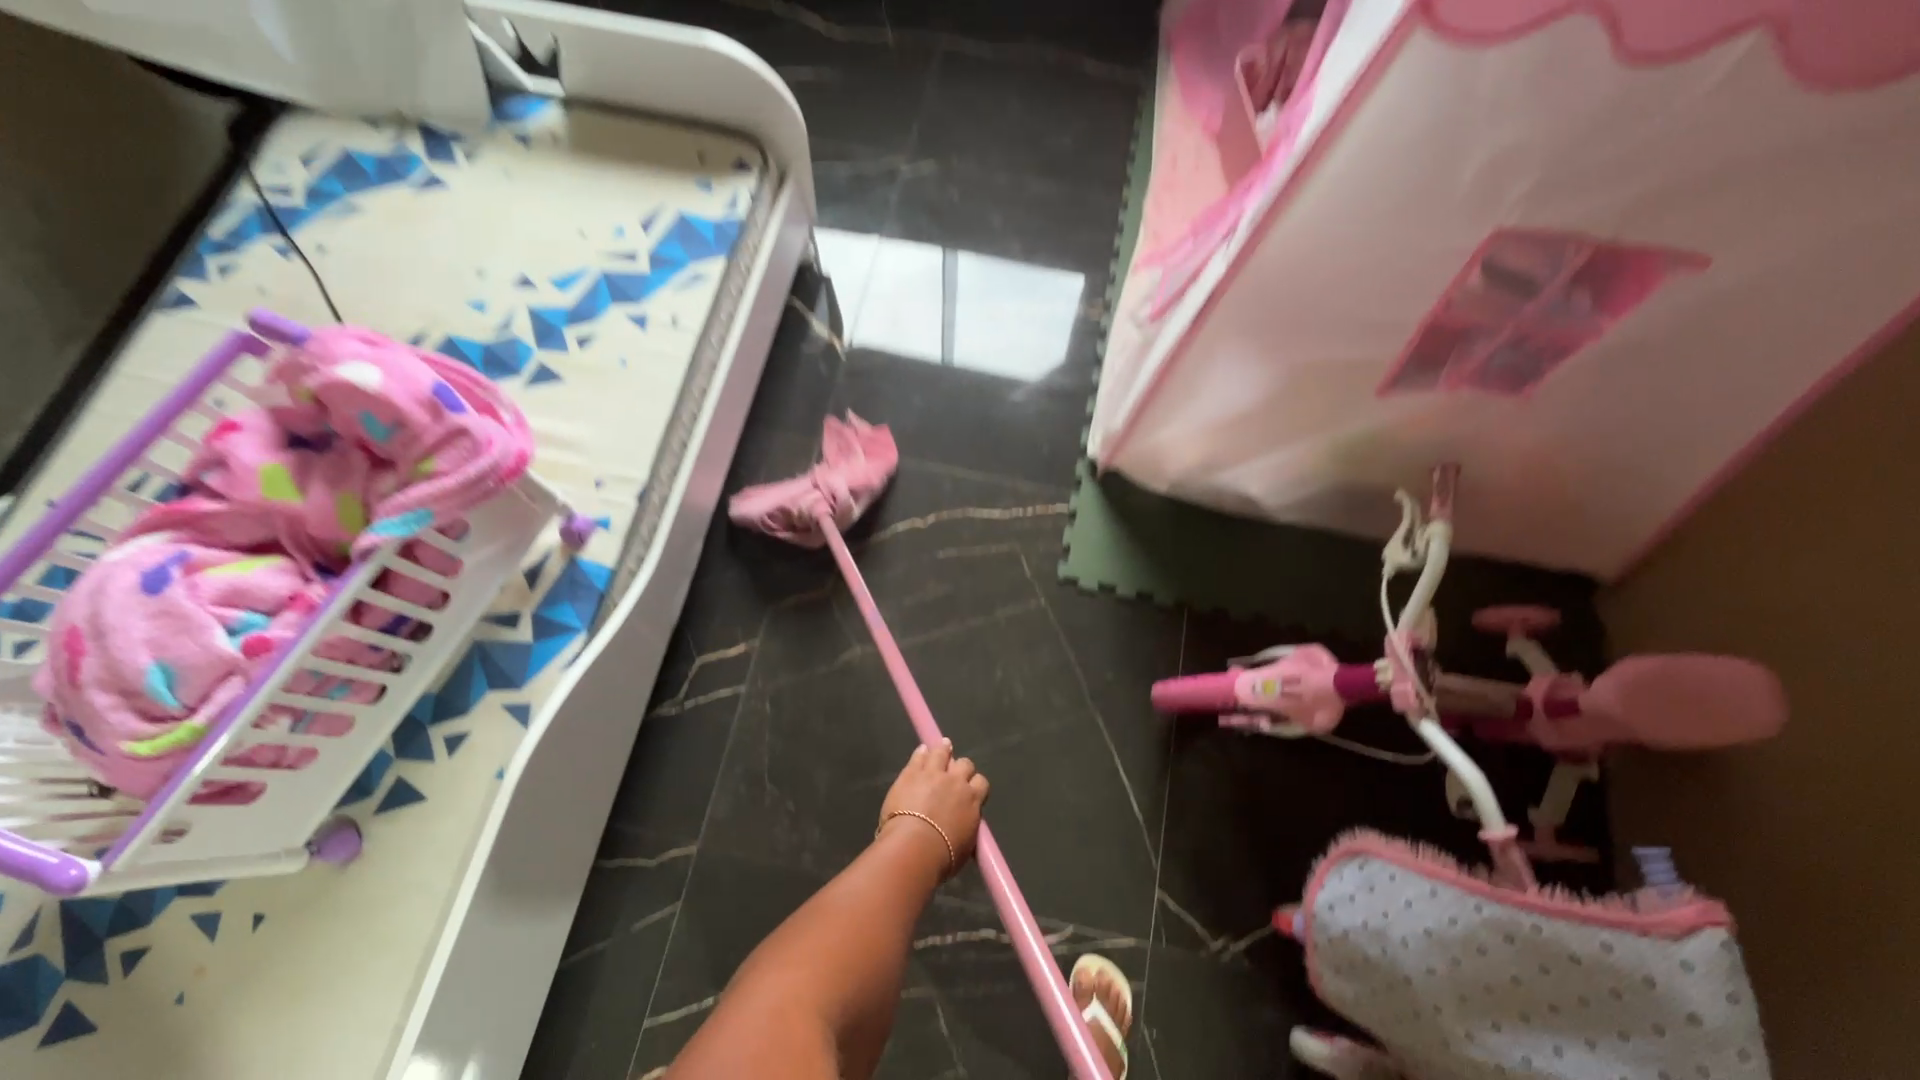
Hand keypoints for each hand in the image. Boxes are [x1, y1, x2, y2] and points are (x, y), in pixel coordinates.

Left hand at [878, 740, 988, 877]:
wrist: (915, 847)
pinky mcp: (911, 773)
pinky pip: (919, 756)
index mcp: (972, 800)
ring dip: (943, 750)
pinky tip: (921, 750)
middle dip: (960, 767)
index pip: (981, 783)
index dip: (974, 783)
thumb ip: (966, 828)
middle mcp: (956, 782)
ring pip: (942, 753)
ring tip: (943, 746)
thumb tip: (963, 826)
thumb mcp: (965, 846)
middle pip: (964, 764)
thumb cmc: (943, 856)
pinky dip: (921, 753)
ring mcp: (933, 774)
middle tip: (953, 771)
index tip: (968, 787)